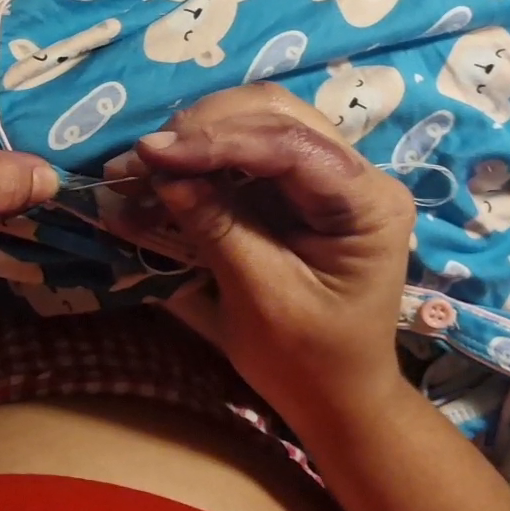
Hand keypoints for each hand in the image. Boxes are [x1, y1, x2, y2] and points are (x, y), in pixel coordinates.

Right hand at [134, 85, 418, 431]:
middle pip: (274, 114)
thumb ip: (219, 229)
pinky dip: (199, 160)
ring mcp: (324, 174)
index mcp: (367, 203)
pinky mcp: (294, 185)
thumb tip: (165, 175)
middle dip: (204, 128)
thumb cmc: (309, 359)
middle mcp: (355, 173)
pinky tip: (162, 178)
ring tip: (142, 167)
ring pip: (255, 121)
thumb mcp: (262, 298)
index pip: (291, 145)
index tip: (153, 153)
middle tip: (144, 158)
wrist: (334, 396)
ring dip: (195, 139)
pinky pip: (243, 152)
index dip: (218, 141)